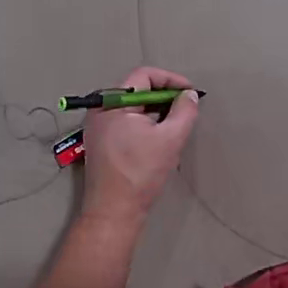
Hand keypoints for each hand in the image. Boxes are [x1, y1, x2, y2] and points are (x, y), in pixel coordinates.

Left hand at [80, 66, 200, 224]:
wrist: (113, 211)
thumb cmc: (140, 173)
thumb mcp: (170, 138)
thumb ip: (184, 111)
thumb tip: (188, 95)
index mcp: (111, 102)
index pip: (144, 76)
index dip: (170, 80)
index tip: (190, 93)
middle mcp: (100, 109)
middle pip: (137, 89)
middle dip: (164, 95)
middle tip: (186, 107)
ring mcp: (97, 126)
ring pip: (132, 107)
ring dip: (155, 110)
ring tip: (176, 123)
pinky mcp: (100, 141)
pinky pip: (125, 121)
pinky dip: (144, 123)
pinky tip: (159, 137)